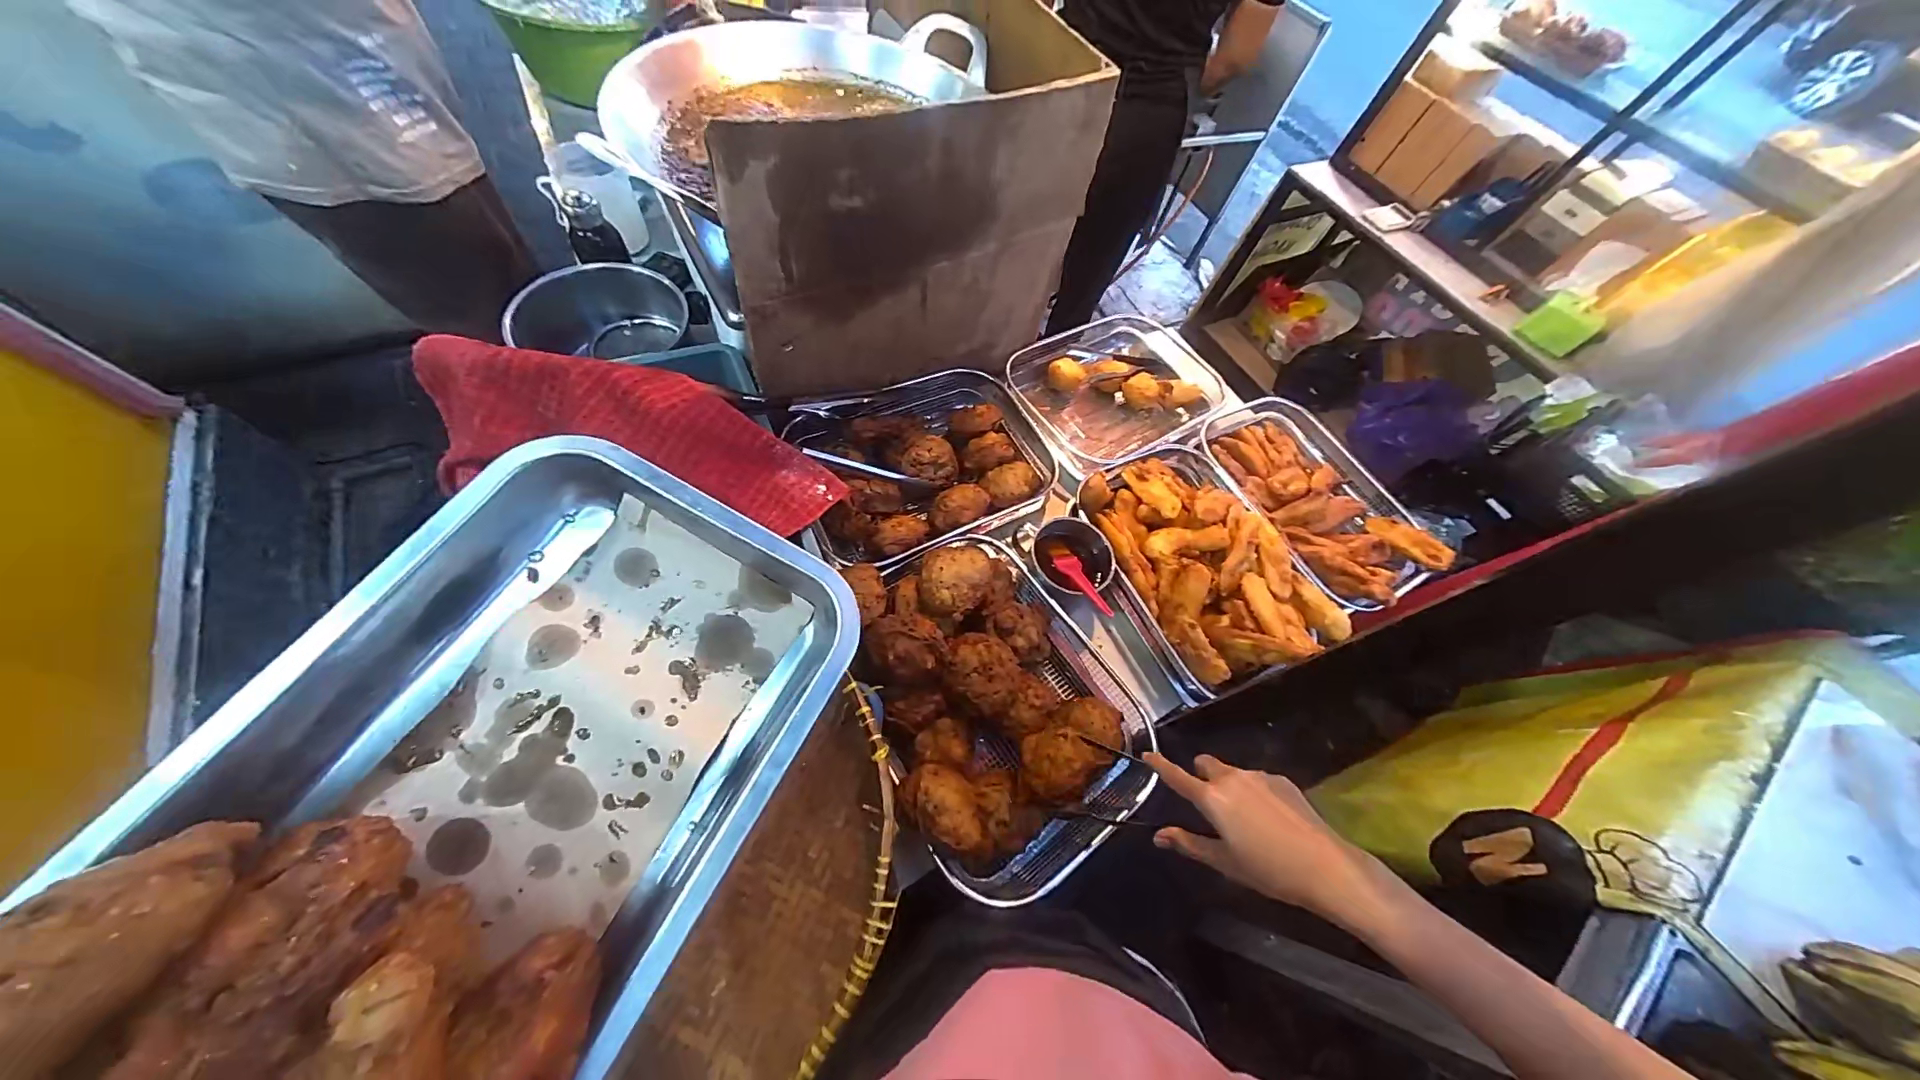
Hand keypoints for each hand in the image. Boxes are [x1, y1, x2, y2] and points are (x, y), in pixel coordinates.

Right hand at [1145, 753, 1403, 929]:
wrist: (1327, 867)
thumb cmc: (1269, 870)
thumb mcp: (1224, 862)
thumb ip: (1189, 844)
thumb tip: (1159, 836)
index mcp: (1212, 799)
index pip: (1177, 776)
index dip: (1160, 765)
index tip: (1148, 754)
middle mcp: (1232, 779)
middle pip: (1205, 764)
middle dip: (1201, 776)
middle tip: (1209, 804)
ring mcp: (1259, 776)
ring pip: (1232, 772)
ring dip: (1229, 786)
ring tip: (1246, 819)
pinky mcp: (1283, 780)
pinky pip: (1257, 779)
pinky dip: (1254, 792)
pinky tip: (1271, 819)